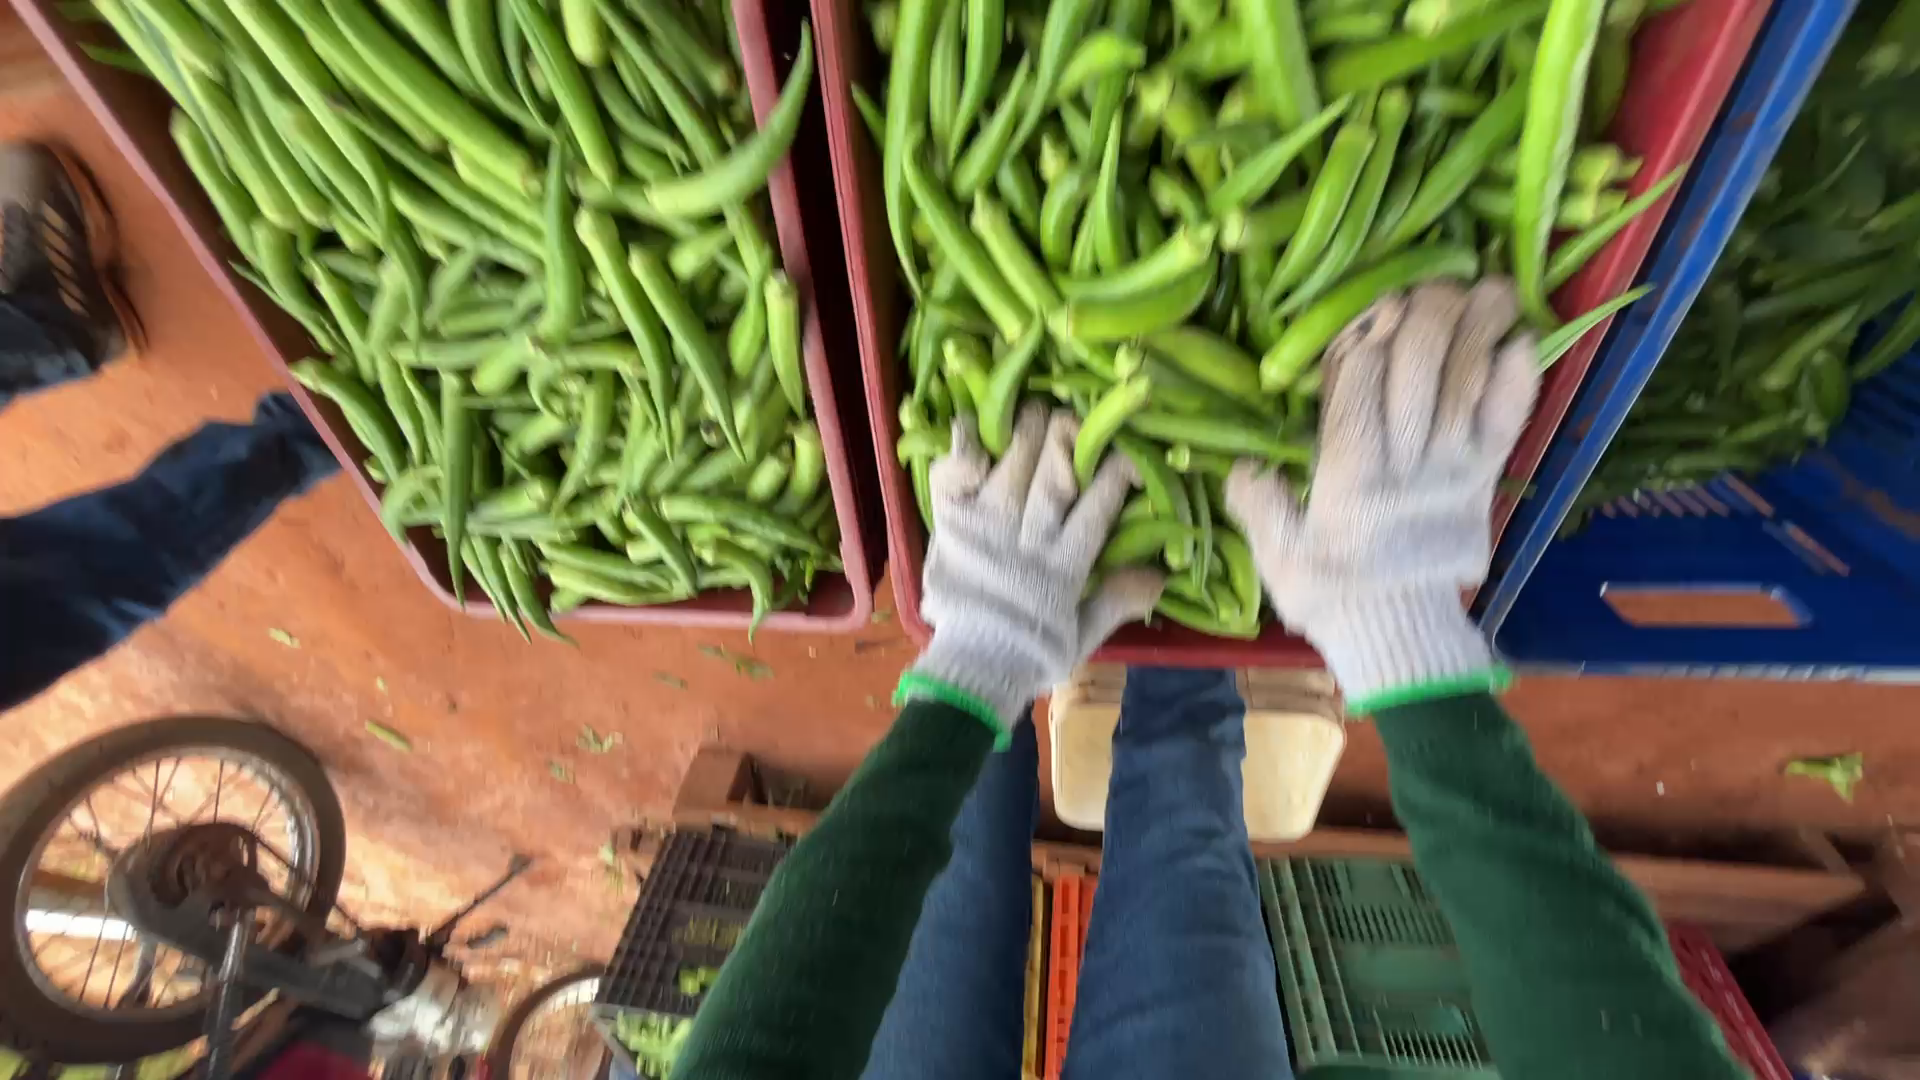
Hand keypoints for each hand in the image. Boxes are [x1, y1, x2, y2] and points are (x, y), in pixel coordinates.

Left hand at [907, 404, 1164, 734]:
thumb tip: (1160, 574)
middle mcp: (1025, 538)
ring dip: (1024, 433)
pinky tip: (971, 424)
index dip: (1115, 473)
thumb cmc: (1030, 652)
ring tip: (1036, 407)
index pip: (1096, 508)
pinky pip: (952, 477)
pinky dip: (961, 449)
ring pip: (1010, 467)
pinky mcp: (950, 523)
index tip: (1128, 451)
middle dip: (1067, 439)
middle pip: (1052, 477)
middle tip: (1074, 416)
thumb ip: (1118, 602)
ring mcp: (984, 526)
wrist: (970, 668)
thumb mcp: (1083, 636)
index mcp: (1062, 565)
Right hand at [1224, 279, 1539, 712]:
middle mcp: (1404, 466)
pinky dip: (1516, 380)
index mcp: (1347, 482)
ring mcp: (1453, 471)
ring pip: (1466, 386)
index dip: (1360, 343)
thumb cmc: (1328, 592)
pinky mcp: (1484, 481)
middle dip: (1421, 319)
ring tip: (1483, 285)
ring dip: (1475, 330)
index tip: (1365, 305)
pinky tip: (1519, 340)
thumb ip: (1259, 505)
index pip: (1354, 395)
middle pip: (1416, 375)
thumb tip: (1246, 461)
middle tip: (1425, 280)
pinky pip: (1508, 422)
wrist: (1399, 634)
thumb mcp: (1275, 557)